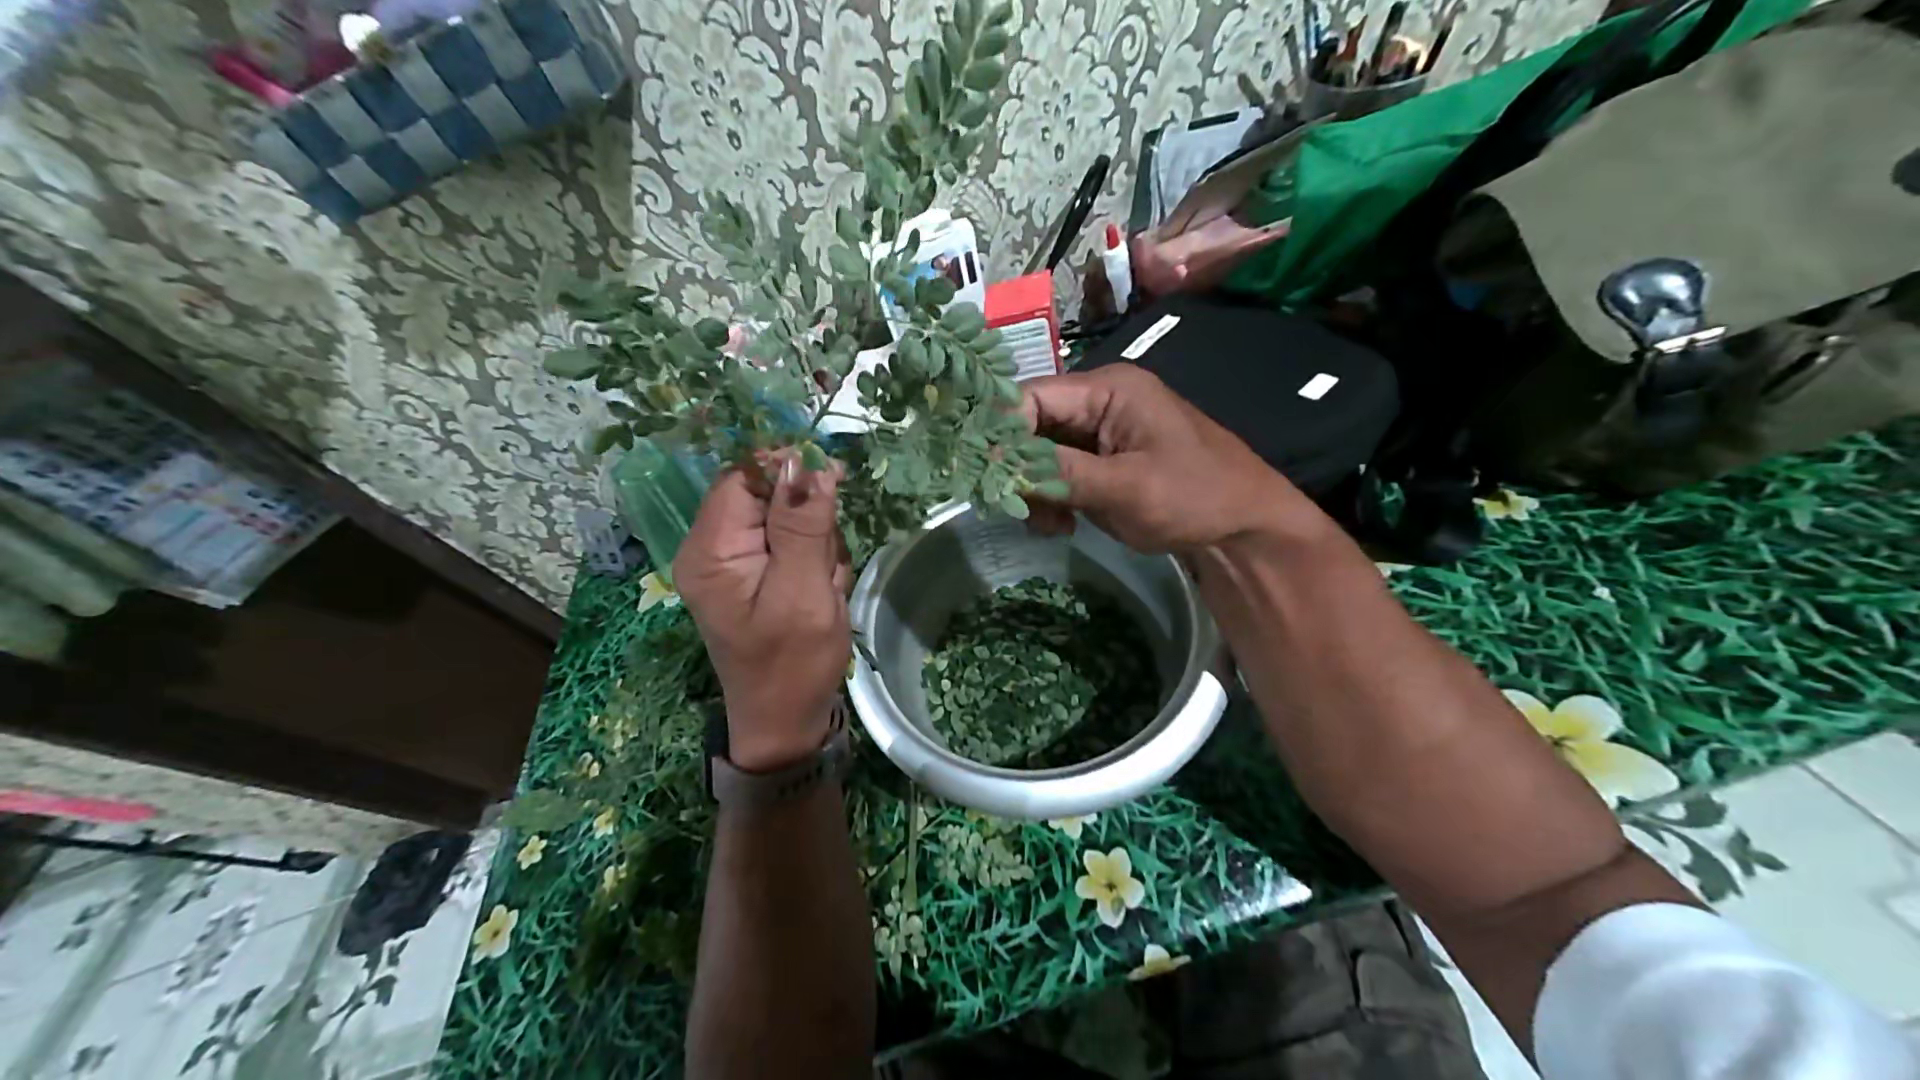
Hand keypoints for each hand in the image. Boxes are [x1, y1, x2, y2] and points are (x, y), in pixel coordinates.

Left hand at [673, 455, 851, 772]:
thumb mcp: (804, 591)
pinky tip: (819, 592)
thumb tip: (803, 461)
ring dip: (817, 543)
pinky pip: (792, 542)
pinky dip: (815, 560)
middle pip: (767, 494)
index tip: (831, 487)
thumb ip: (802, 525)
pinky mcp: (754, 573)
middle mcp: (712, 547)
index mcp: (711, 550)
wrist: (787, 720)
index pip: (742, 476)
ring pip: (787, 517)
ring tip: (822, 586)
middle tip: (822, 566)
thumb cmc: (793, 663)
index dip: (787, 471)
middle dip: (808, 520)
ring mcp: (733, 561)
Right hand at [1021, 363, 1325, 552]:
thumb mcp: (1127, 486)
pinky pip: (1055, 473)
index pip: (1030, 397)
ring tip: (1049, 524)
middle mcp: (1097, 402)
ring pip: (1037, 453)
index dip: (1001, 433)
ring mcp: (1098, 433)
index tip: (987, 477)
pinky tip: (1061, 525)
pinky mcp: (1099, 462)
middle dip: (1018, 469)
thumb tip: (996, 464)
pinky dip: (1049, 499)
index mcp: (1107, 388)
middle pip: (1029, 425)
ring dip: (1032, 490)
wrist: (1243, 529)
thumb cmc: (1195, 497)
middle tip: (1017, 509)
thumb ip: (1059, 473)